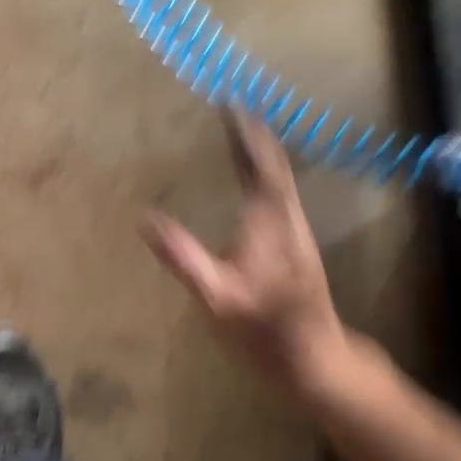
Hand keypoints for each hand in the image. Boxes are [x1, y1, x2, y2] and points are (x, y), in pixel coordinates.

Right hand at [140, 111, 353, 398]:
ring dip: (260, 151)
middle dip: (253, 134)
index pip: (260, 166)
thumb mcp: (217, 298)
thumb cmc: (264, 331)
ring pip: (279, 179)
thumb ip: (183, 258)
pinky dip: (263, 172)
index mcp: (271, 224)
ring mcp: (295, 231)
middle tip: (232, 106)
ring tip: (239, 130)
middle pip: (274, 165)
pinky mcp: (294, 244)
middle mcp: (289, 219)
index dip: (245, 134)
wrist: (314, 358)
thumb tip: (145, 219)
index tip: (229, 102)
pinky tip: (253, 177)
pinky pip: (278, 193)